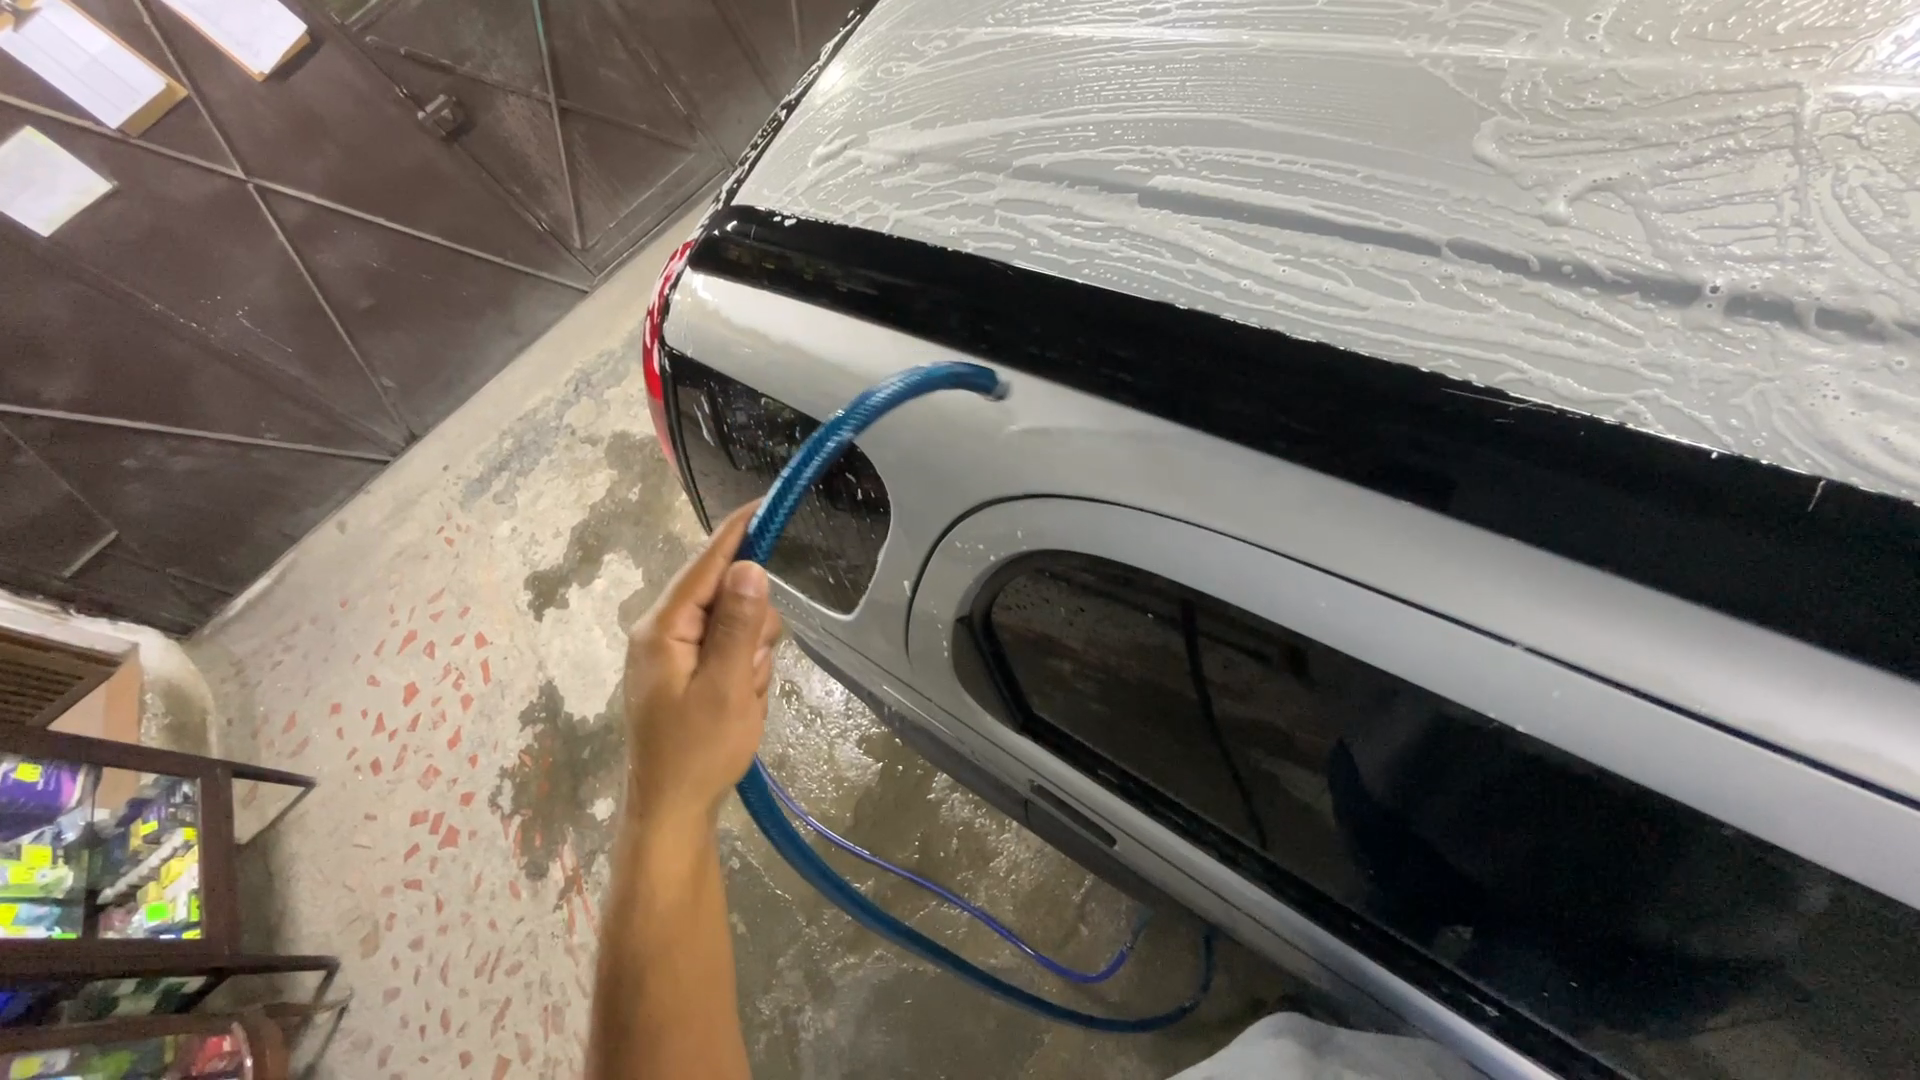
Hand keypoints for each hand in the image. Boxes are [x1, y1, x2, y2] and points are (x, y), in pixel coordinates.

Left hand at [623, 503, 782, 830]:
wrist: (672, 812)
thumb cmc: (698, 752)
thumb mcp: (726, 686)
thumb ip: (738, 625)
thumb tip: (750, 566)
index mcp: (663, 628)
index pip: (706, 565)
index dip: (738, 533)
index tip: (766, 503)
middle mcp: (661, 632)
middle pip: (726, 597)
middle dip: (752, 629)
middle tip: (750, 673)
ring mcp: (671, 654)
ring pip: (733, 627)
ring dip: (749, 657)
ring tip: (742, 698)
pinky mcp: (683, 673)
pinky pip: (726, 653)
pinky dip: (742, 673)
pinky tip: (737, 704)